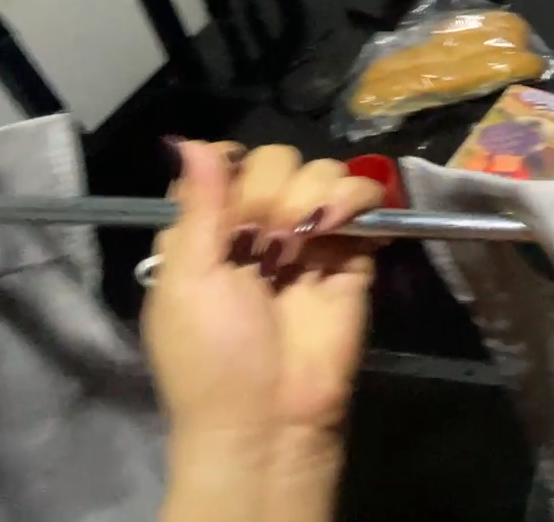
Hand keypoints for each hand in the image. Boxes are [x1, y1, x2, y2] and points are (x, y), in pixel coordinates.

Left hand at [145, 140, 384, 438]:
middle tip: (262, 244)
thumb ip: (198, 206)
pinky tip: (334, 230)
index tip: (230, 207)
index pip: (230, 162)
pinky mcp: (356, 246)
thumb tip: (189, 140)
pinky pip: (366, 195)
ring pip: (325, 170)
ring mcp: (315, 232)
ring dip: (311, 200)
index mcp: (214, 229)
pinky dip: (354, 201)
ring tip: (297, 248)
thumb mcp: (187, 281)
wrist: (271, 412)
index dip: (234, 171)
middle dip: (272, 193)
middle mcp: (265, 222)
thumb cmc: (212, 353)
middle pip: (281, 158)